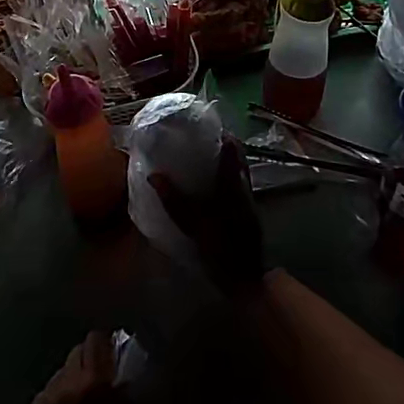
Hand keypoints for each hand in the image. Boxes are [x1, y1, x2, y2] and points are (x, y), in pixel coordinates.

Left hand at [24, 330, 115, 403]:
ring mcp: (40, 399)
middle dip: (94, 362)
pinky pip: (52, 388)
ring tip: (90, 402)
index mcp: (84, 386)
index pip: (97, 339)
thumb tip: (125, 378)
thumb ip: (123, 399)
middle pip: (79, 351)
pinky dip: (64, 393)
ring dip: (78, 378)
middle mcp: (57, 385)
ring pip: (65, 369)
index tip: (122, 357)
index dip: (112, 345)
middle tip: (111, 382)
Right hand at [152, 138, 265, 293]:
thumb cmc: (221, 249)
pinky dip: (227, 176)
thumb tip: (154, 174)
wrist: (246, 278)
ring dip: (226, 159)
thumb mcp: (193, 226)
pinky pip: (238, 183)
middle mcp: (244, 186)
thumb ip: (174, 200)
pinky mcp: (248, 211)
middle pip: (238, 155)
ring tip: (205, 156)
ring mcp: (249, 199)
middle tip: (202, 138)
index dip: (221, 133)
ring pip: (239, 169)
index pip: (231, 149)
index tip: (206, 125)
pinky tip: (212, 183)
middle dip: (223, 144)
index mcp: (232, 184)